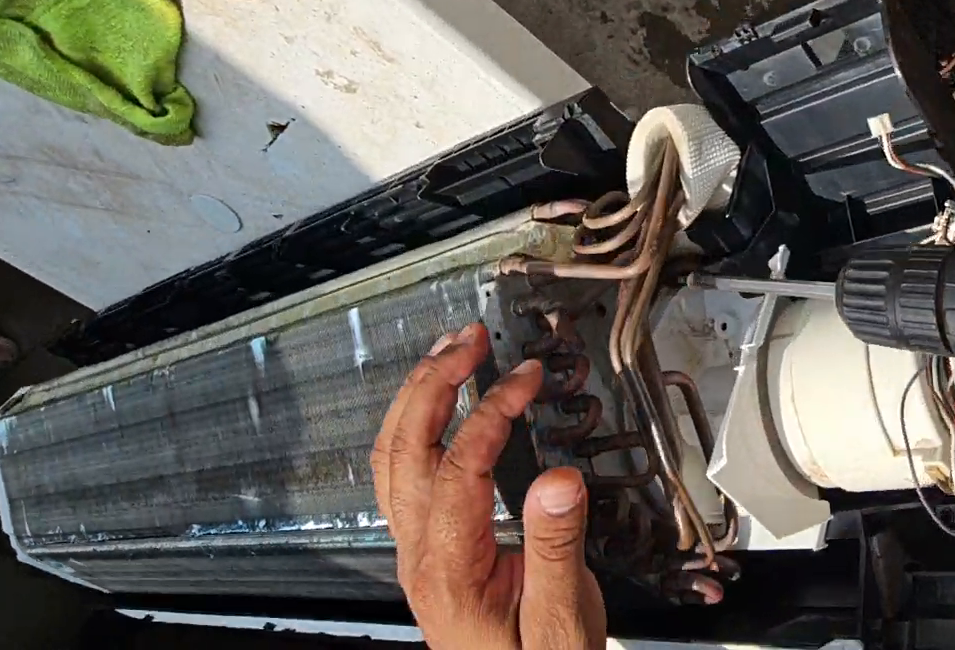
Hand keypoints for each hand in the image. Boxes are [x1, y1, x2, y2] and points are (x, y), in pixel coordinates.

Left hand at [372, 323, 605, 649]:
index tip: (527, 376)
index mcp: (450, 565)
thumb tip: (559, 478)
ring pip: (393, 455)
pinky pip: (402, 469)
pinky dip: (415, 419)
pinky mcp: (425, 540)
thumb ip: (556, 548)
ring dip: (418, 393)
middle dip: (435, 382)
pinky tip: (438, 397)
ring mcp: (415, 544)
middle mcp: (419, 550)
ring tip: (450, 348)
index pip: (460, 467)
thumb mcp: (561, 616)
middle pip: (407, 449)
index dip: (492, 410)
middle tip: (471, 339)